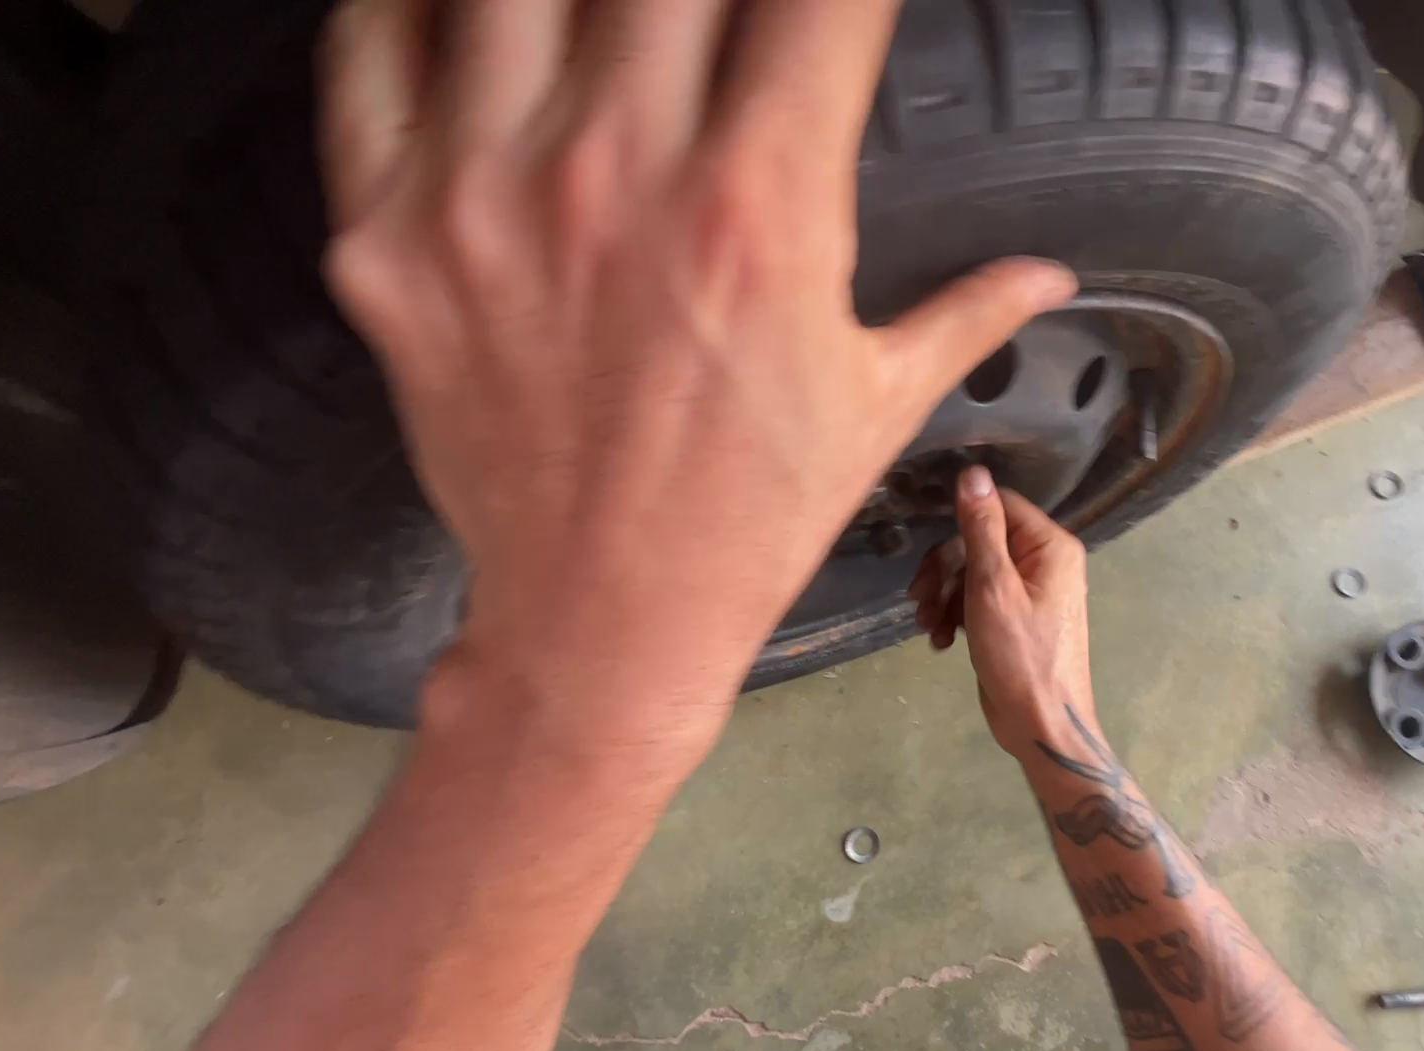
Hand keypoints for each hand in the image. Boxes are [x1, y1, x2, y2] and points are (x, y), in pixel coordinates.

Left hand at [318, 0, 1076, 766]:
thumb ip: (968, 315)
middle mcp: (621, 176)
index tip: (840, 13)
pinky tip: (483, 29)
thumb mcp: (877, 411)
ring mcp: (486, 195)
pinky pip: (373, 45)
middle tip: (729, 29)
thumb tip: (1051, 274)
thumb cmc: (756, 521)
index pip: (821, 4)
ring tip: (619, 31)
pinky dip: (417, 6)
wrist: (609, 616)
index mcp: (764, 213)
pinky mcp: (390, 239)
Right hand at [910, 466, 1093, 758]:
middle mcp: (1044, 562)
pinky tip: (939, 640)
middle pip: (980, 542)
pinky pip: (978, 600)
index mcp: (1049, 546)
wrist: (1041, 726)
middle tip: (918, 598)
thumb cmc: (1021, 656)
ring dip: (943, 596)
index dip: (960, 523)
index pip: (999, 506)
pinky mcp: (1013, 618)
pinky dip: (955, 615)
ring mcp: (1029, 592)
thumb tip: (972, 472)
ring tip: (925, 626)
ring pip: (973, 573)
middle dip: (943, 570)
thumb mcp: (992, 587)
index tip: (928, 549)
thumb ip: (981, 529)